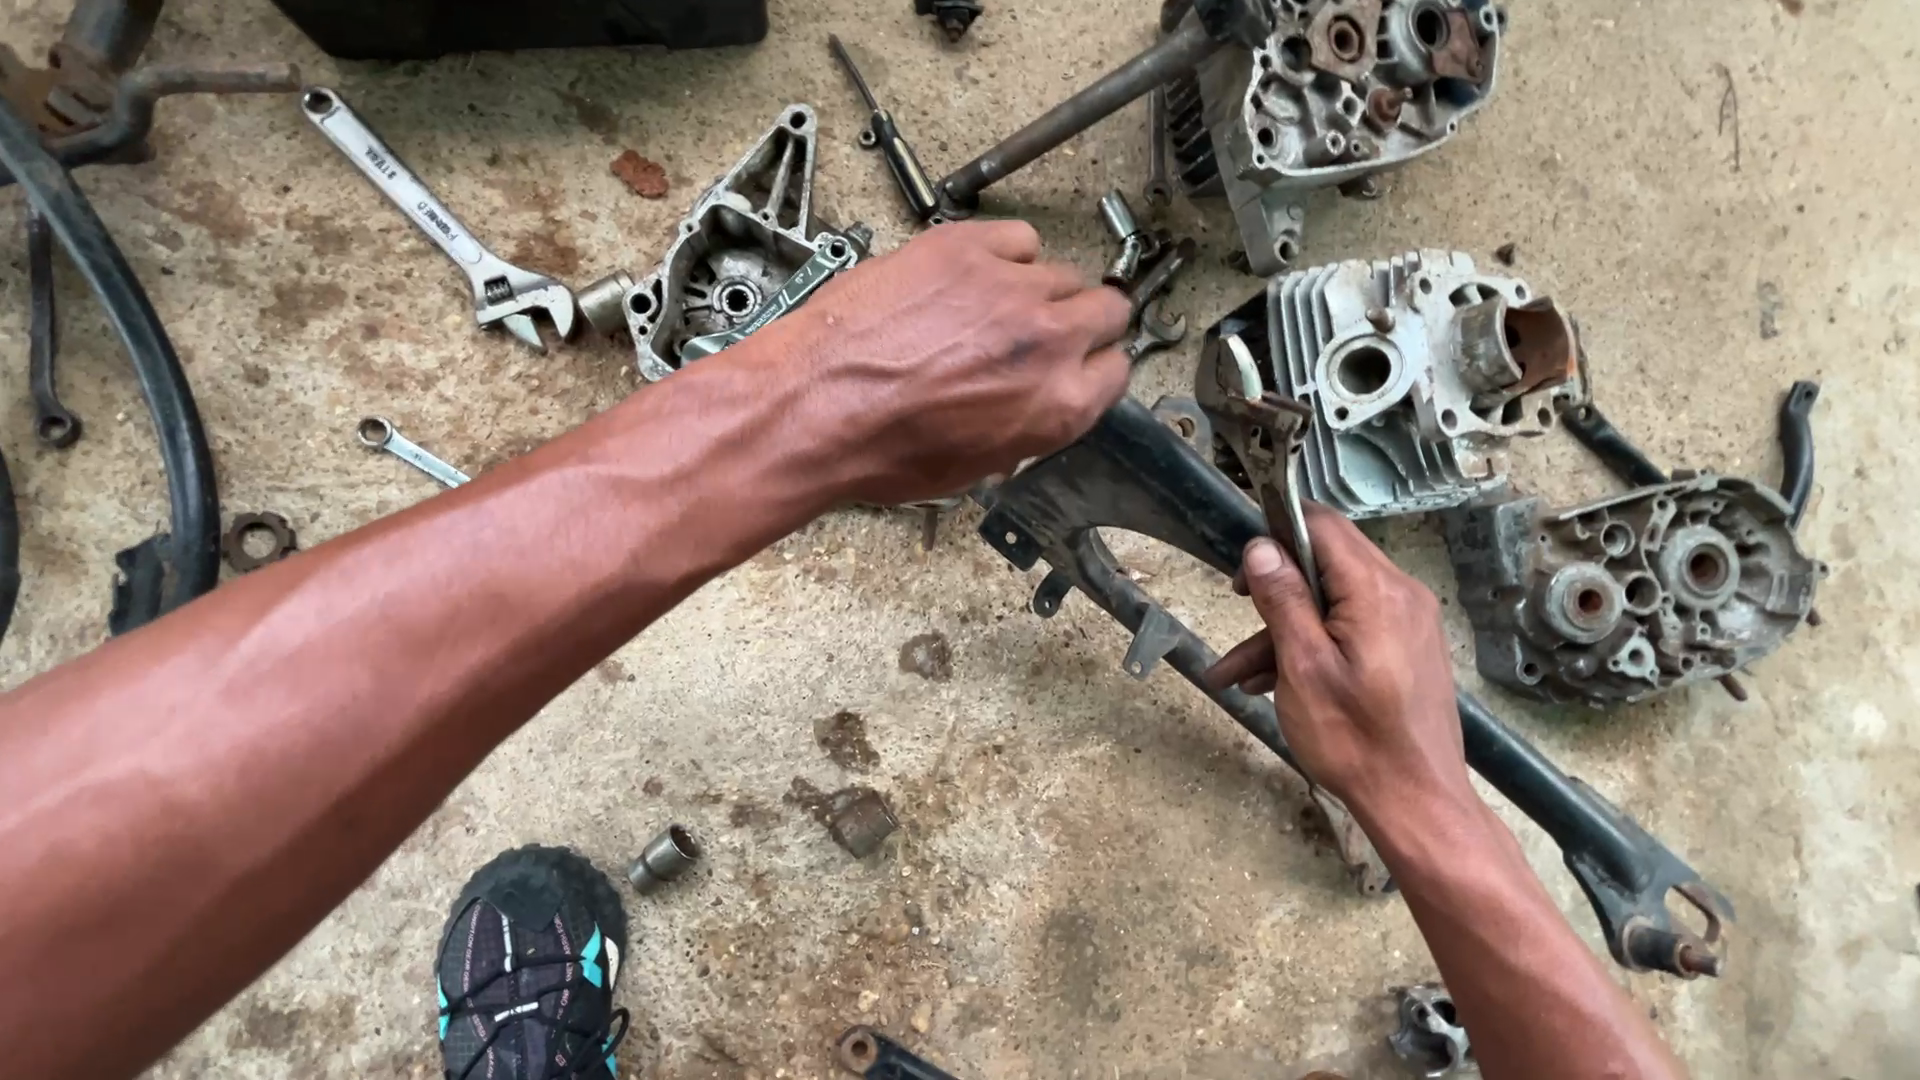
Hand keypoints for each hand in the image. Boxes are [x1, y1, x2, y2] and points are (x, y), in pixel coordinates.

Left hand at [765, 220, 1131, 504]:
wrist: (815, 406)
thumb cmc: (881, 449)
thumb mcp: (971, 468)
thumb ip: (1024, 428)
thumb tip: (1030, 405)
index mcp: (1058, 407)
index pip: (1116, 370)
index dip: (1094, 368)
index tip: (1077, 365)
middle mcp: (1049, 341)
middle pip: (1106, 309)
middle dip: (1082, 323)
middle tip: (1041, 334)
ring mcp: (1010, 287)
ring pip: (1060, 272)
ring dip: (1036, 291)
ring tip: (989, 310)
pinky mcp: (967, 247)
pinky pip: (1017, 237)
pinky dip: (1003, 255)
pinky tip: (972, 278)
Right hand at [1203, 505, 1470, 819]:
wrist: (1416, 803)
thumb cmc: (1354, 738)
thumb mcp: (1303, 666)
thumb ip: (1281, 599)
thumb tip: (1259, 546)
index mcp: (1376, 591)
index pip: (1322, 526)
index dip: (1276, 535)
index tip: (1244, 571)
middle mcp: (1399, 594)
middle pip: (1325, 562)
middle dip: (1274, 586)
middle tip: (1237, 610)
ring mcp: (1405, 621)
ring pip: (1329, 602)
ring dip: (1280, 629)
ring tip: (1234, 674)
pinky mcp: (1403, 647)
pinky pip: (1346, 628)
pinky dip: (1307, 646)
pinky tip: (1267, 683)